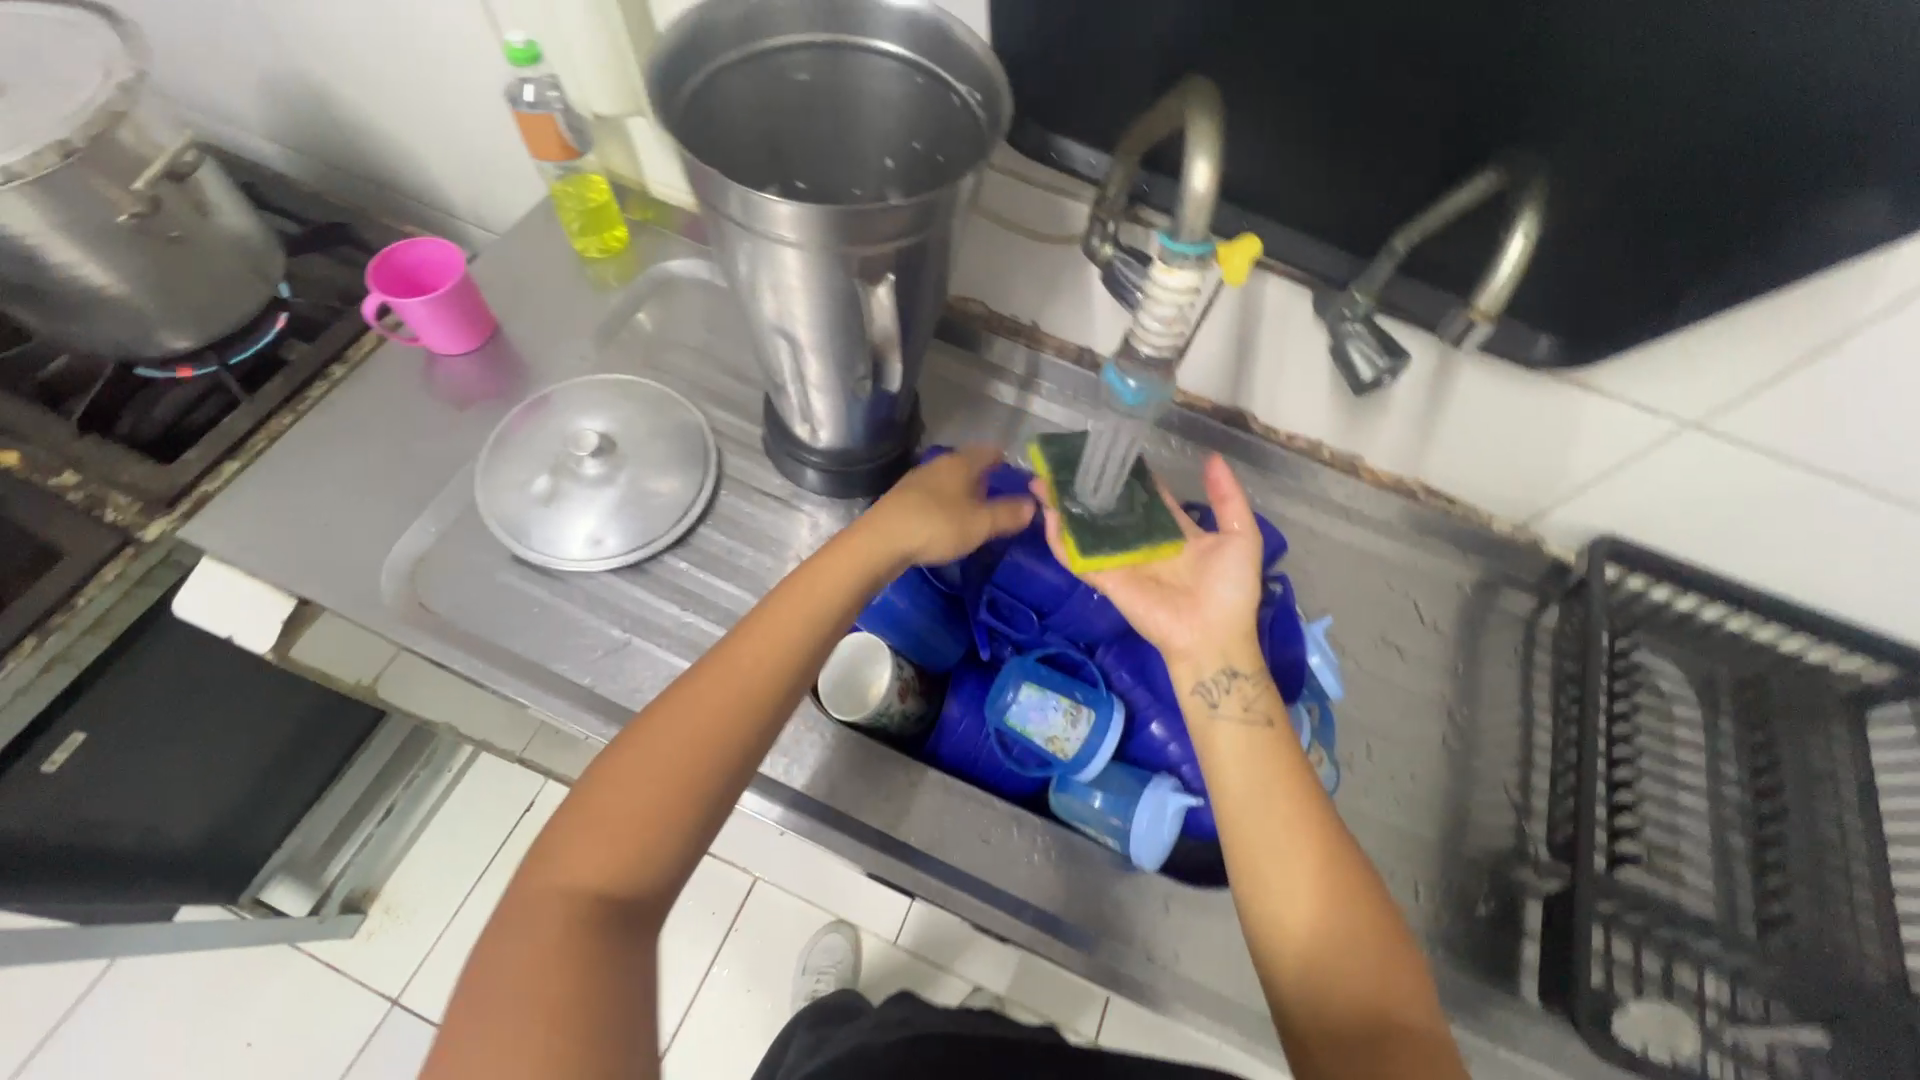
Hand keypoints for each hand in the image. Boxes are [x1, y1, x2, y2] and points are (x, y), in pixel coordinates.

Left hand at [864, 444, 1035, 566]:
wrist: (881, 541)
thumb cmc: (937, 526)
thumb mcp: (980, 524)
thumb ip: (1008, 514)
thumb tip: (1033, 505)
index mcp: (961, 463)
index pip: (990, 451)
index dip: (1005, 462)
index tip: (1017, 478)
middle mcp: (938, 464)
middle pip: (968, 464)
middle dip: (984, 479)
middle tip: (999, 499)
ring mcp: (917, 479)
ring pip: (948, 480)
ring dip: (962, 493)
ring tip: (974, 514)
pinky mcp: (901, 498)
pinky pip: (932, 495)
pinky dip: (944, 504)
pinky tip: (945, 522)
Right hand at [1032, 452, 1264, 667]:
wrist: (1213, 637)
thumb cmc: (1230, 590)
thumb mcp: (1241, 536)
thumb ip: (1227, 497)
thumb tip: (1211, 458)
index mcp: (1173, 530)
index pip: (1147, 496)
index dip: (1130, 475)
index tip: (1109, 452)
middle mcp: (1142, 542)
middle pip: (1109, 508)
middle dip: (1087, 487)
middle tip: (1063, 462)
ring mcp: (1120, 560)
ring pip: (1086, 529)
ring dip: (1064, 507)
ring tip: (1040, 482)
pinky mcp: (1106, 579)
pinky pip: (1077, 558)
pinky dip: (1058, 540)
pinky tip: (1046, 515)